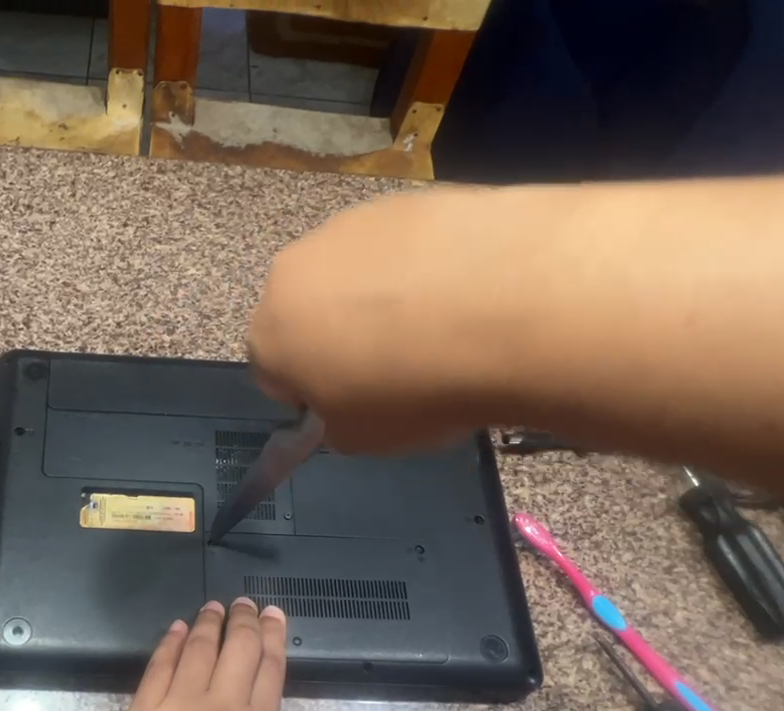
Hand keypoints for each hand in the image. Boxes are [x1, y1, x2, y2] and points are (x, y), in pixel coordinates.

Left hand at [85, 599, 339, 710]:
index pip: (271, 672)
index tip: (275, 615)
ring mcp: (177, 709)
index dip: (275, 638)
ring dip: (207, 624)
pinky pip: (158, 668)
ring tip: (213, 607)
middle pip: (237, 650)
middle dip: (244, 621)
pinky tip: (174, 630)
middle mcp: (221, 710)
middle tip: (245, 603)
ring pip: (197, 650)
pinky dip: (168, 644)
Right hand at [246, 185, 562, 452]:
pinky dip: (419, 263)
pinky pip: (399, 243)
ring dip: (374, 296)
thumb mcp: (362, 439)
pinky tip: (463, 287)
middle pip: (303, 313)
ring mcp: (348, 225)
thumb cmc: (419, 389)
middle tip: (393, 363)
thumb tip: (345, 402)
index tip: (353, 402)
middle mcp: (293, 272)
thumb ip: (335, 421)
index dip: (311, 394)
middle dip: (335, 336)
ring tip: (437, 322)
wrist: (513, 305)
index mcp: (270, 336)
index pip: (271, 375)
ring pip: (349, 272)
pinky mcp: (403, 197)